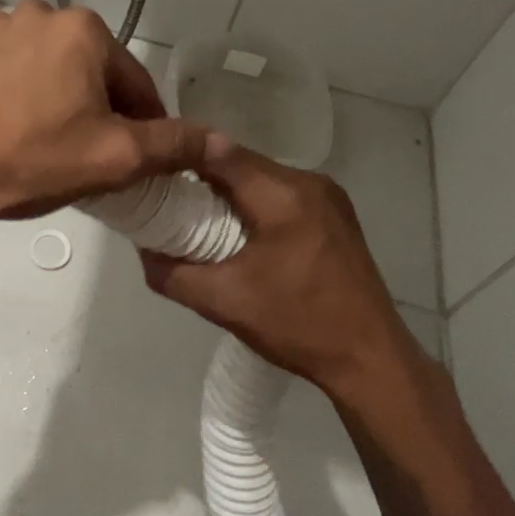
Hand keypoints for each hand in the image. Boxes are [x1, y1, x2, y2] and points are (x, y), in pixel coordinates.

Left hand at [0, 0, 211, 232]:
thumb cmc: (35, 160)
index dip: (144, 124)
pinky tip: (12, 127)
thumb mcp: (116, 158)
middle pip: (91, 69)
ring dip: (58, 97)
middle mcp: (39, 13)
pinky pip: (10, 69)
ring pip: (49, 67)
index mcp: (83, 29)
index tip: (137, 160)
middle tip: (89, 155)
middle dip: (98, 108)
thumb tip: (222, 139)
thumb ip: (173, 144)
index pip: (135, 82)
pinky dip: (20, 92)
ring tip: (48, 143)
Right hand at [139, 143, 430, 398]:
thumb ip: (172, 273)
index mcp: (282, 195)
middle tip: (170, 206)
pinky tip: (243, 236)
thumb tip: (142, 250)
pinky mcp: (336, 214)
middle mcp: (308, 182)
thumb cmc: (298, 327)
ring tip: (201, 224)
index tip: (150, 175)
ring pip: (260, 177)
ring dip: (229, 193)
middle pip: (238, 162)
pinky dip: (254, 204)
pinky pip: (281, 194)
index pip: (217, 153)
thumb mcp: (223, 303)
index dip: (179, 158)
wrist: (372, 361)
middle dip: (201, 179)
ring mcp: (328, 196)